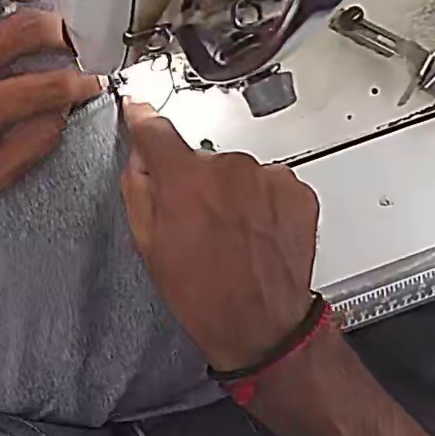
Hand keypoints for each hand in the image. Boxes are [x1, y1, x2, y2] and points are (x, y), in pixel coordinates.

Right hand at [119, 102, 319, 370]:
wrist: (260, 325)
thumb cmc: (205, 295)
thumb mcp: (147, 245)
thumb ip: (138, 190)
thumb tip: (139, 161)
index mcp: (184, 180)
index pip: (155, 128)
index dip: (141, 119)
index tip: (138, 110)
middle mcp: (228, 168)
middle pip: (200, 157)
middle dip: (194, 181)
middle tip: (197, 223)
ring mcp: (267, 177)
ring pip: (236, 171)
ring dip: (231, 193)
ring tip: (230, 235)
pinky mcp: (296, 189)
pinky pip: (267, 182)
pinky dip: (259, 201)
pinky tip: (253, 233)